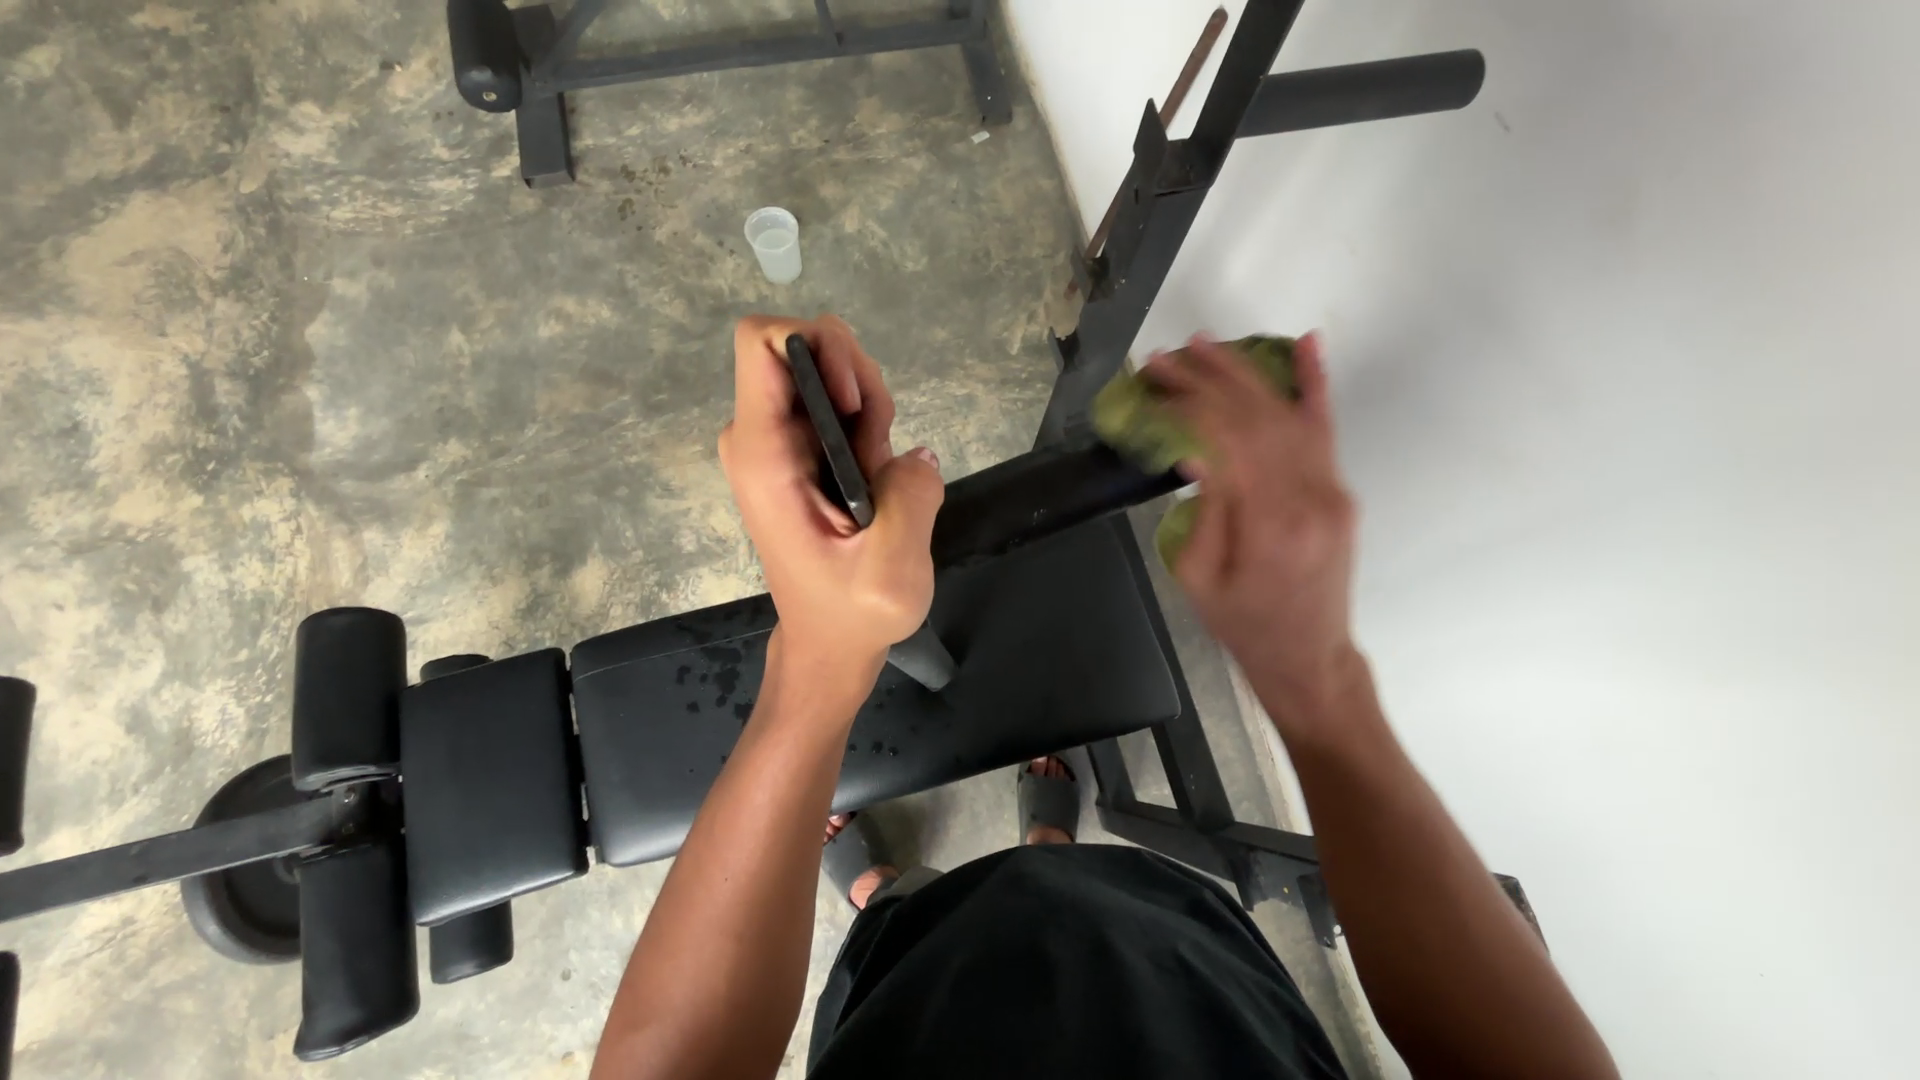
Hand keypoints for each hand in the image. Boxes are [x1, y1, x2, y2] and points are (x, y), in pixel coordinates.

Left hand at [719, 315, 945, 685]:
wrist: (828, 642)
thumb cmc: (849, 614)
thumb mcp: (892, 570)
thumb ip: (911, 497)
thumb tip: (916, 455)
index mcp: (764, 456)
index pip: (762, 342)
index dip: (819, 349)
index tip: (855, 405)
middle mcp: (761, 437)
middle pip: (805, 347)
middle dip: (857, 381)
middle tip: (880, 447)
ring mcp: (781, 442)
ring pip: (829, 370)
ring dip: (869, 406)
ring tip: (882, 469)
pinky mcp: (804, 451)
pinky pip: (839, 402)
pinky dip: (870, 422)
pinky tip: (879, 471)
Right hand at [1142, 333, 1362, 715]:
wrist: (1309, 655)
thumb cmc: (1241, 623)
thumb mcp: (1199, 577)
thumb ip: (1204, 507)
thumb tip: (1195, 447)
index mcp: (1269, 524)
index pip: (1227, 439)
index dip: (1187, 404)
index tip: (1153, 383)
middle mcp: (1309, 497)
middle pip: (1255, 417)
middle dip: (1206, 379)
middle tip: (1165, 357)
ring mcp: (1332, 490)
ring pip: (1287, 414)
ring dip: (1244, 373)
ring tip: (1204, 344)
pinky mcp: (1339, 490)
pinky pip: (1326, 428)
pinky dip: (1315, 383)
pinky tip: (1308, 344)